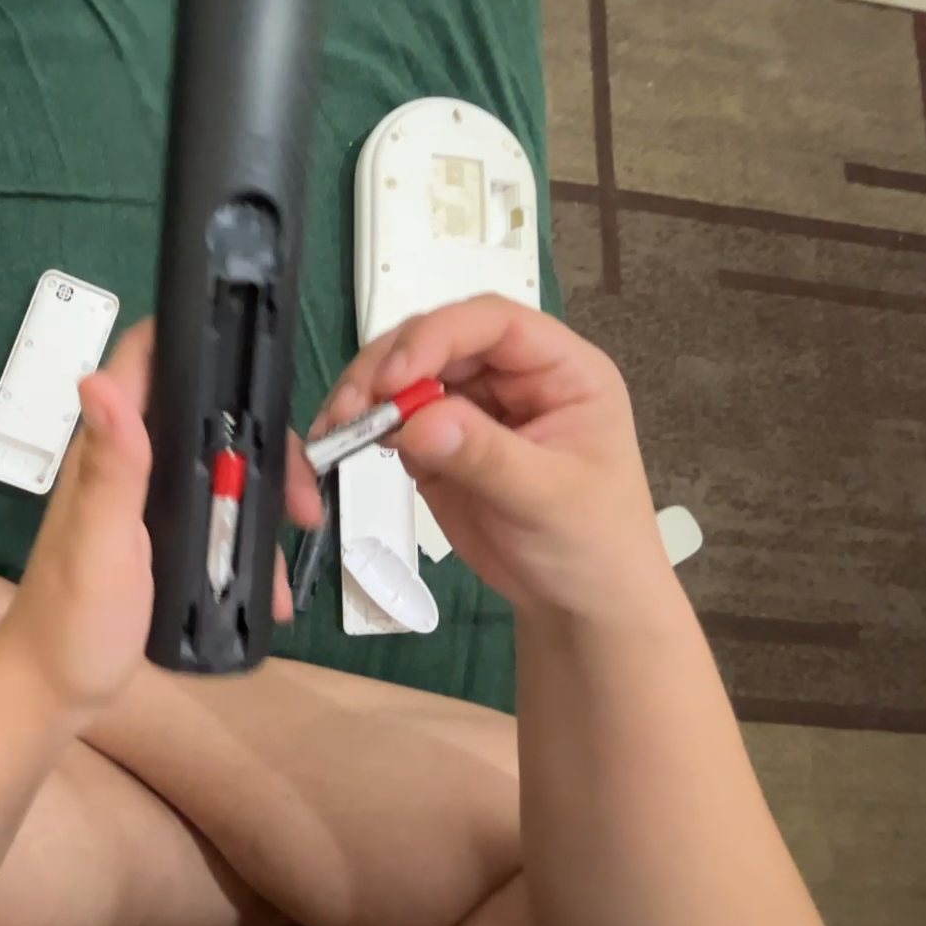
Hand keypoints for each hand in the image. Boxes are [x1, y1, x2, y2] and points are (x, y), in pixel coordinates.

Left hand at [0, 321, 324, 715]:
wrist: (58, 689)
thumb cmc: (71, 620)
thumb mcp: (98, 543)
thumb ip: (109, 468)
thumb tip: (99, 380)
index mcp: (108, 450)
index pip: (144, 362)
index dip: (191, 338)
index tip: (253, 351)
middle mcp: (131, 462)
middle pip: (206, 416)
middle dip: (262, 439)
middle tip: (302, 489)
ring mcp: (150, 499)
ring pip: (222, 467)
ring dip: (267, 492)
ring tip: (303, 531)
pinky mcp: (166, 534)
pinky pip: (221, 515)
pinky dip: (251, 535)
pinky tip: (270, 578)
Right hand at [310, 295, 673, 616]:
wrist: (572, 602)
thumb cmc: (589, 544)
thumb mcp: (547, 498)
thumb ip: (484, 455)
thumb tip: (417, 422)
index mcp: (557, 369)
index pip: (491, 323)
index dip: (436, 336)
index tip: (394, 378)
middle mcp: (507, 376)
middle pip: (433, 341)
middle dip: (384, 368)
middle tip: (348, 410)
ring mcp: (467, 407)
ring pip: (402, 374)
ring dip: (362, 395)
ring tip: (335, 429)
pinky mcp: (433, 440)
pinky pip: (389, 416)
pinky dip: (359, 425)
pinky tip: (341, 443)